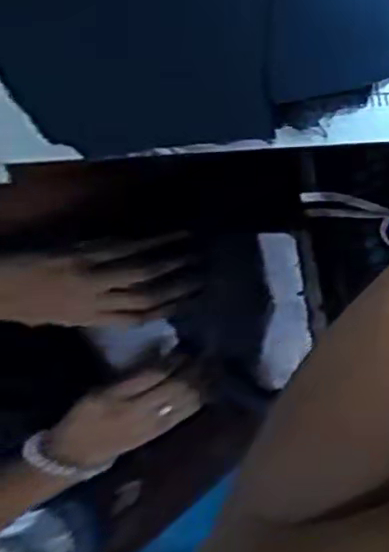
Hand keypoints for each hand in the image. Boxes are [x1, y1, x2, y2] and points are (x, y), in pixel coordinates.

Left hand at [0, 234, 200, 326]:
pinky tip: (180, 233)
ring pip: (144, 271)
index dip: (171, 309)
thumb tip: (122, 307)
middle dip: (182, 284)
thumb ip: (83, 312)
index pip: (136, 318)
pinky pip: (130, 247)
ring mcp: (87, 276)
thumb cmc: (11, 304)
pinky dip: (160, 239)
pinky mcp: (83, 255)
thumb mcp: (46, 316)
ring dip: (176, 260)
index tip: (196, 298)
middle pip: (148, 295)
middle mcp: (90, 300)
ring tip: (198, 251)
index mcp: (81, 317)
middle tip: (207, 273)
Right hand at [44, 364, 205, 470]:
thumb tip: (165, 354)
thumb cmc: (84, 419)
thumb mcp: (97, 394)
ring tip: (209, 368)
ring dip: (203, 380)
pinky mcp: (162, 430)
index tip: (184, 352)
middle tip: (203, 357)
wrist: (73, 455)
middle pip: (178, 384)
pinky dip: (202, 394)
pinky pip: (190, 409)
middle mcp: (135, 410)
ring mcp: (152, 421)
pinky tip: (207, 385)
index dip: (175, 360)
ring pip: (189, 396)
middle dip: (194, 368)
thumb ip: (131, 376)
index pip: (154, 374)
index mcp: (113, 398)